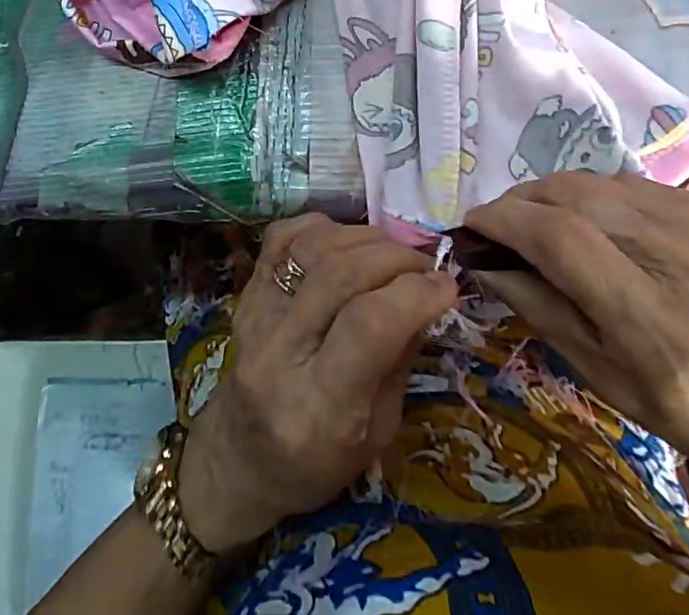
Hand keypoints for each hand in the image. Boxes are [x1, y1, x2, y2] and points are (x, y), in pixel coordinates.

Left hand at [176, 215, 459, 552]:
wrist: (240, 455)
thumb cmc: (317, 461)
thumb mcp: (377, 433)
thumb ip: (399, 361)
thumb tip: (428, 295)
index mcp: (320, 406)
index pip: (367, 326)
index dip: (415, 294)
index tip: (448, 287)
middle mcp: (280, 352)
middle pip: (338, 274)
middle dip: (395, 258)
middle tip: (425, 267)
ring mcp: (254, 315)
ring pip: (310, 247)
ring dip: (363, 237)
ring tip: (392, 253)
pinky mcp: (244, 293)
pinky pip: (281, 237)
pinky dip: (322, 228)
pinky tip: (347, 243)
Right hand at [463, 172, 688, 525]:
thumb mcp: (607, 380)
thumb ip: (540, 309)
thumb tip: (482, 263)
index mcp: (658, 324)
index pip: (560, 238)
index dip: (504, 219)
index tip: (473, 223)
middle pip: (580, 196)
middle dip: (523, 199)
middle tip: (500, 219)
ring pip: (608, 183)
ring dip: (558, 194)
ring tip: (539, 218)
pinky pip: (645, 189)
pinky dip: (603, 199)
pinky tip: (596, 223)